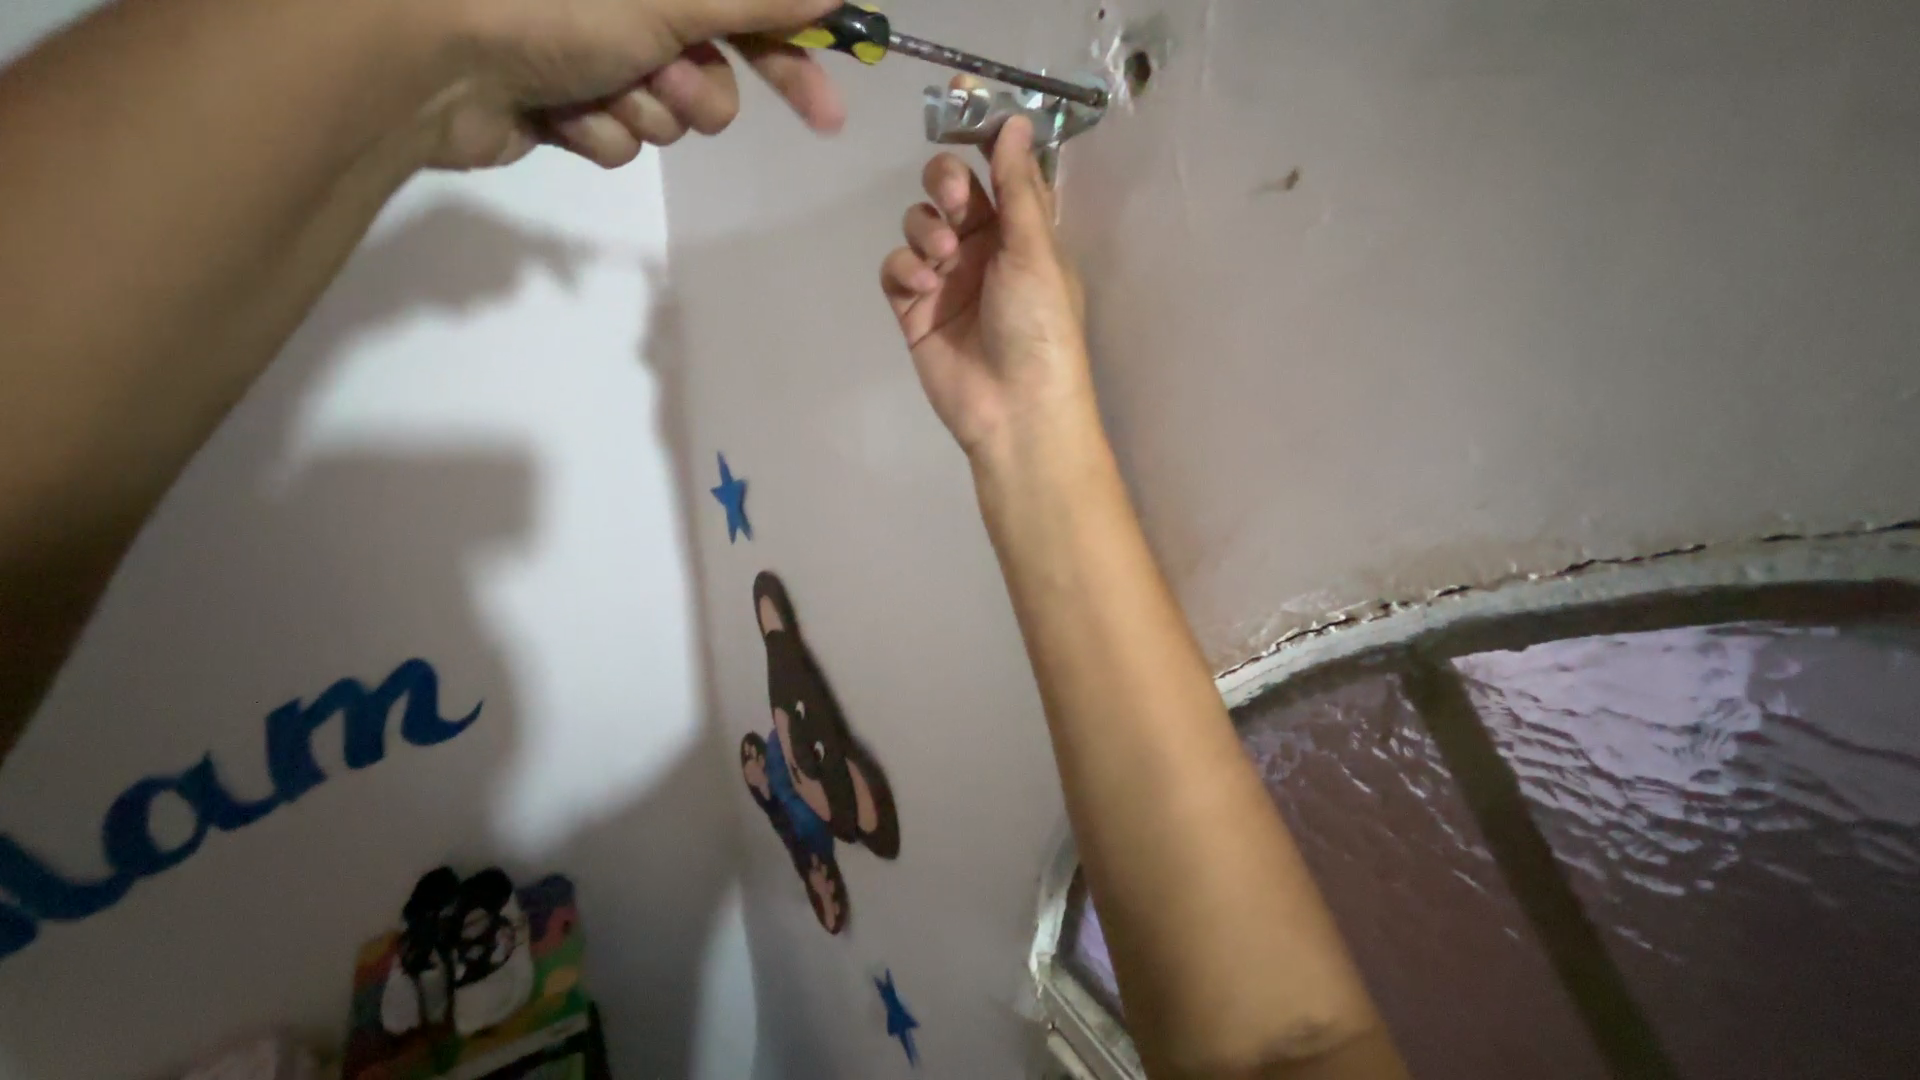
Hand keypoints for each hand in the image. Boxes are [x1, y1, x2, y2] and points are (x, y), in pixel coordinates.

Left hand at [419, 0, 846, 168]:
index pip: (746, 11)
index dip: (792, 53)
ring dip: (643, 111)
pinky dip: (598, 132)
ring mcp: (595, 51)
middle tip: (670, 85)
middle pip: (715, 70)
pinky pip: (621, 138)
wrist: (423, 56)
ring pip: (669, 113)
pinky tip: (558, 114)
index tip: (828, 104)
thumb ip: (753, 2)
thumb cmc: (548, 2)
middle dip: (695, 90)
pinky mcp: (569, 101)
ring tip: (594, 90)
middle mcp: (627, 2)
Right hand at [881, 105, 1091, 459]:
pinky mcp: (914, 310)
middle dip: (946, 184)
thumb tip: (1013, 122)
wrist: (1014, 408)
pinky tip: (923, 286)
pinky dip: (904, 267)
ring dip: (926, 230)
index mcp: (1022, 235)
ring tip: (944, 261)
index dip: (979, 139)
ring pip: (918, 226)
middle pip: (950, 191)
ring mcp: (947, 281)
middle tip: (957, 201)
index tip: (960, 104)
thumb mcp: (1035, 252)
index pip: (997, 173)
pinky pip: (895, 268)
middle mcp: (984, 251)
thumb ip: (1017, 188)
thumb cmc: (1040, 327)